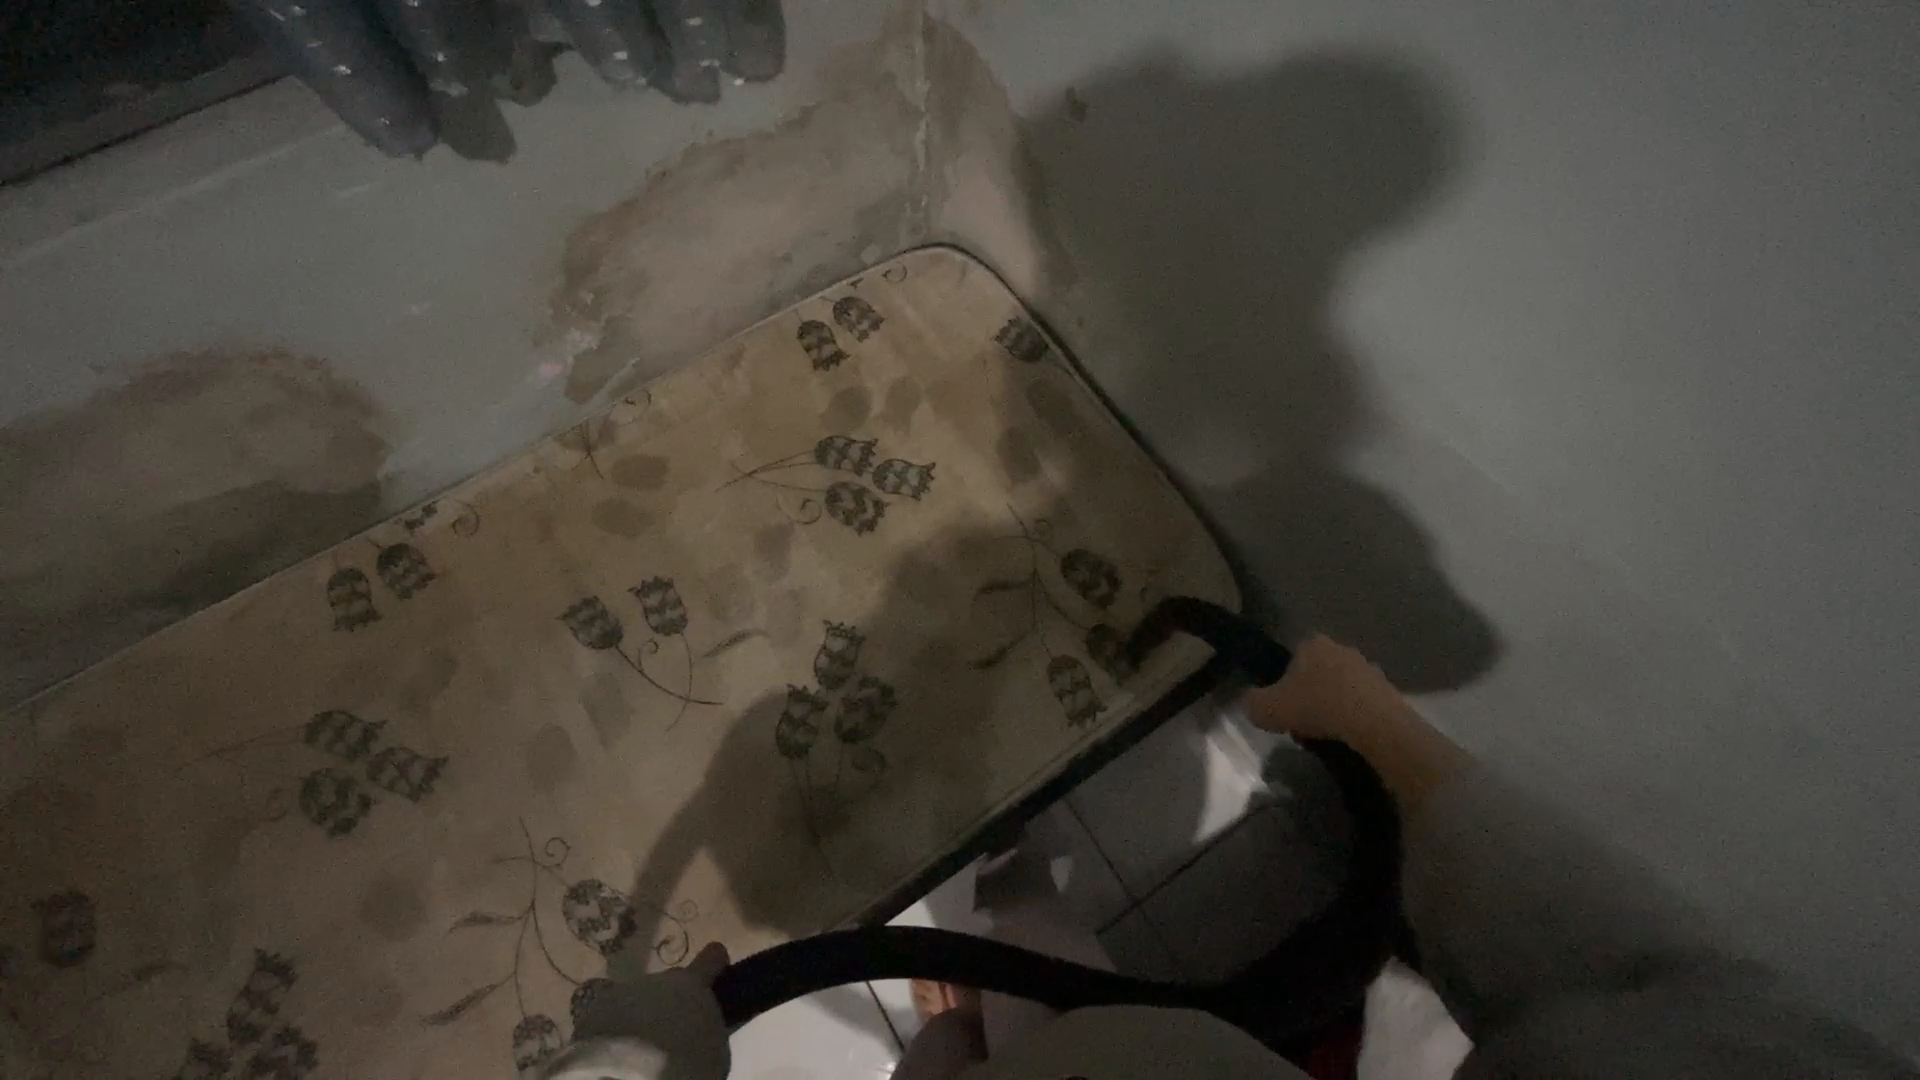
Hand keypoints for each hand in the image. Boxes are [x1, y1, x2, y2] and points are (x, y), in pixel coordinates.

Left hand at [545, 942, 730, 1079]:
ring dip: (640, 1019)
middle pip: (668, 982)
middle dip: (670, 1003)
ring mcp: (619, 996)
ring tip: (638, 1054)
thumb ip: (708, 1028)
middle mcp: (655, 980)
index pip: (711, 956)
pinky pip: (609, 1021)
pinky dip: (614, 1036)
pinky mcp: (589, 1018)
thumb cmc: (683, 1066)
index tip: (715, 980)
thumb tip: (702, 1027)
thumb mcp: (712, 1050)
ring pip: (636, 1001)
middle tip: (670, 1036)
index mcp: (691, 984)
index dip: (715, 966)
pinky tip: (615, 1061)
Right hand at [1243, 635, 1418, 743]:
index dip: (1284, 683)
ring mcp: (1367, 667)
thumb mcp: (1266, 710)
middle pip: (1316, 673)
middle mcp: (1340, 648)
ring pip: (1339, 688)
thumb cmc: (1316, 708)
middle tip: (1303, 722)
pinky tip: (1349, 735)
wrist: (1374, 724)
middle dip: (1309, 695)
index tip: (1284, 706)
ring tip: (1326, 734)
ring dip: (1332, 706)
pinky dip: (1353, 716)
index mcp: (1311, 644)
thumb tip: (1251, 702)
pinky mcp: (1388, 689)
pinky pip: (1361, 702)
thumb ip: (1251, 703)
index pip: (1290, 658)